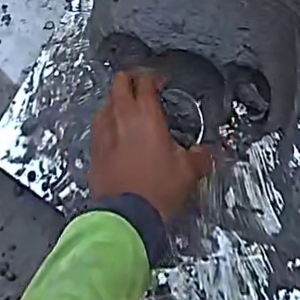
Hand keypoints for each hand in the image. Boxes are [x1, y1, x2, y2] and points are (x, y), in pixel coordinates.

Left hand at [90, 69, 213, 220]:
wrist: (125, 220)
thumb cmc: (157, 191)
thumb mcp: (187, 172)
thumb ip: (198, 156)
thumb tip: (205, 153)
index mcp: (146, 114)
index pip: (145, 82)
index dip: (153, 78)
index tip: (161, 84)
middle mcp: (122, 118)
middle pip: (120, 83)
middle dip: (130, 80)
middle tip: (141, 87)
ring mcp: (104, 134)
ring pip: (105, 102)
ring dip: (116, 100)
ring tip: (126, 108)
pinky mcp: (93, 152)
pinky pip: (97, 126)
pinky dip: (106, 122)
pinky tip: (113, 133)